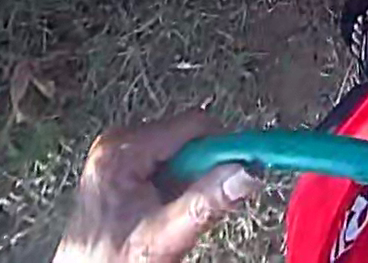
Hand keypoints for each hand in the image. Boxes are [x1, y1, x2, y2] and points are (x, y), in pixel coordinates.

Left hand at [53, 110, 259, 262]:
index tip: (244, 169)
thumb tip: (248, 172)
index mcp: (122, 150)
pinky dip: (179, 185)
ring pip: (183, 150)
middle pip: (189, 137)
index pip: (193, 125)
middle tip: (199, 206)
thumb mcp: (161, 241)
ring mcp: (121, 154)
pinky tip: (166, 212)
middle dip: (203, 170)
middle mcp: (119, 142)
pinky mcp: (125, 167)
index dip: (223, 148)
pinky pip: (170, 163)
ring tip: (176, 215)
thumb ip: (205, 203)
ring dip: (192, 180)